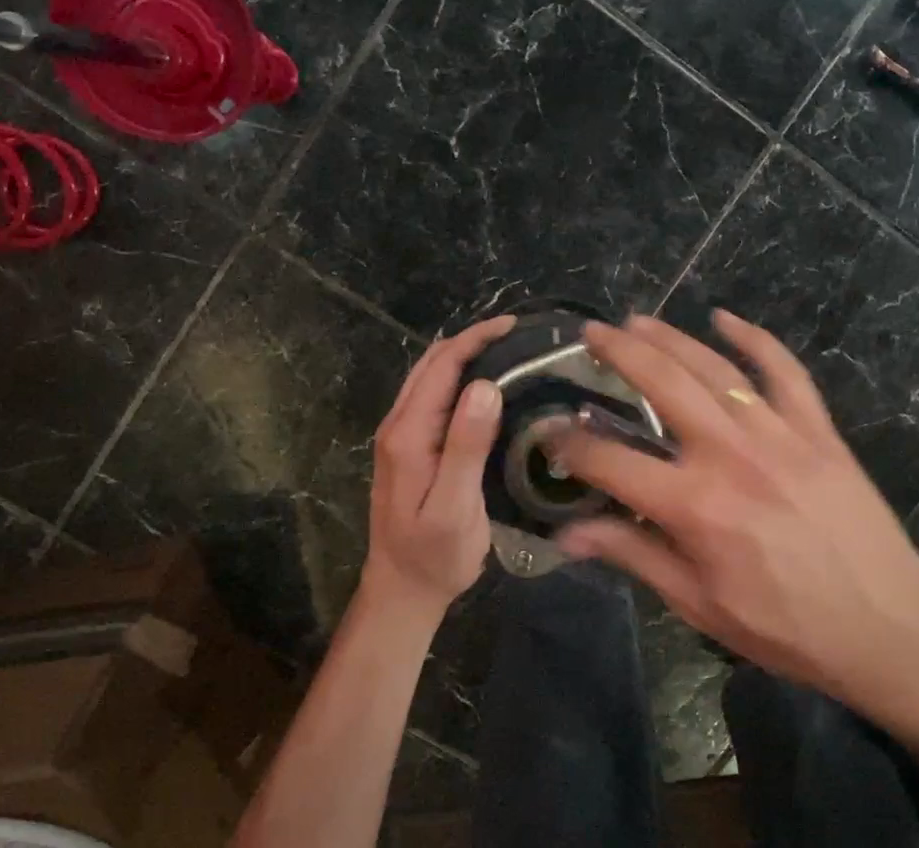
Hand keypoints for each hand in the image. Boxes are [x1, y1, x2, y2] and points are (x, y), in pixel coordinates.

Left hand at [362, 315, 514, 616]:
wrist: (402, 591)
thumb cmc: (434, 555)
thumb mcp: (454, 506)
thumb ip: (465, 447)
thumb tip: (485, 386)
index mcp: (408, 434)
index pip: (441, 367)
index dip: (476, 339)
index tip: (516, 327)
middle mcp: (398, 426)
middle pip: (432, 364)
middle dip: (472, 340)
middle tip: (520, 335)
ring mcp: (402, 437)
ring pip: (431, 379)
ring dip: (465, 356)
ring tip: (509, 351)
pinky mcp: (412, 449)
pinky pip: (435, 399)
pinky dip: (460, 379)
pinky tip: (489, 386)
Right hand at [553, 312, 918, 709]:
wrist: (885, 627)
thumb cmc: (785, 627)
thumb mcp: (699, 603)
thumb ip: (634, 556)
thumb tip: (567, 535)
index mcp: (694, 505)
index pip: (611, 461)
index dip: (571, 444)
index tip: (550, 432)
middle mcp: (730, 454)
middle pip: (662, 385)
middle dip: (618, 353)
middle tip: (590, 334)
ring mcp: (779, 434)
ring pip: (714, 368)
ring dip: (671, 337)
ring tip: (637, 320)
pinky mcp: (818, 429)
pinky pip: (784, 370)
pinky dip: (754, 338)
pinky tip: (725, 318)